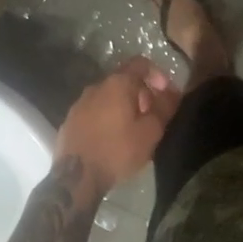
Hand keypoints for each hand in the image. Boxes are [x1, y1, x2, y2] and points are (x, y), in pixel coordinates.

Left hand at [53, 57, 180, 201]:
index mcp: (117, 84)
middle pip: (123, 80)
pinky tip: (112, 139)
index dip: (157, 74)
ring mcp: (79, 104)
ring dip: (123, 106)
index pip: (141, 63)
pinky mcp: (69, 121)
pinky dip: (107, 117)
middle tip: (151, 116)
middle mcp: (96, 87)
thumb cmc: (118, 151)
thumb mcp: (151, 131)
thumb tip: (173, 91)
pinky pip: (94, 111)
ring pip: (107, 96)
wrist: (76, 178)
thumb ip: (165, 107)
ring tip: (132, 130)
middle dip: (141, 93)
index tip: (165, 93)